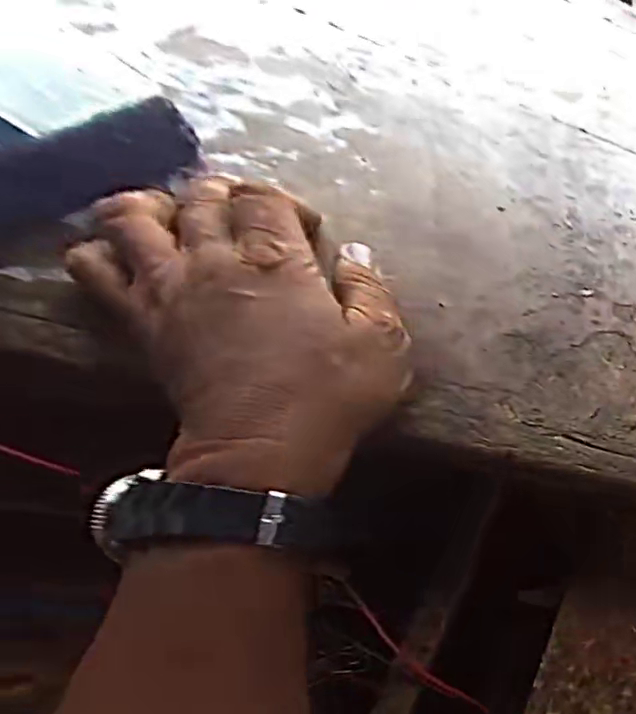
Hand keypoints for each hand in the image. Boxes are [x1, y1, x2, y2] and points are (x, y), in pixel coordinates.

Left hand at [65, 177, 410, 495]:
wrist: (268, 438)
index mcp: (280, 264)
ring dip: (155, 205)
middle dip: (225, 195)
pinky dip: (104, 246)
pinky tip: (132, 255)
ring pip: (131, 215)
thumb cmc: (338, 391)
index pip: (265, 202)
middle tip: (250, 214)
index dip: (285, 202)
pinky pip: (93, 261)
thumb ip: (371, 293)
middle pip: (200, 199)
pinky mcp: (139, 316)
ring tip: (181, 218)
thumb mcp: (385, 344)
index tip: (309, 226)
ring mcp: (167, 285)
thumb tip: (356, 253)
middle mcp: (215, 261)